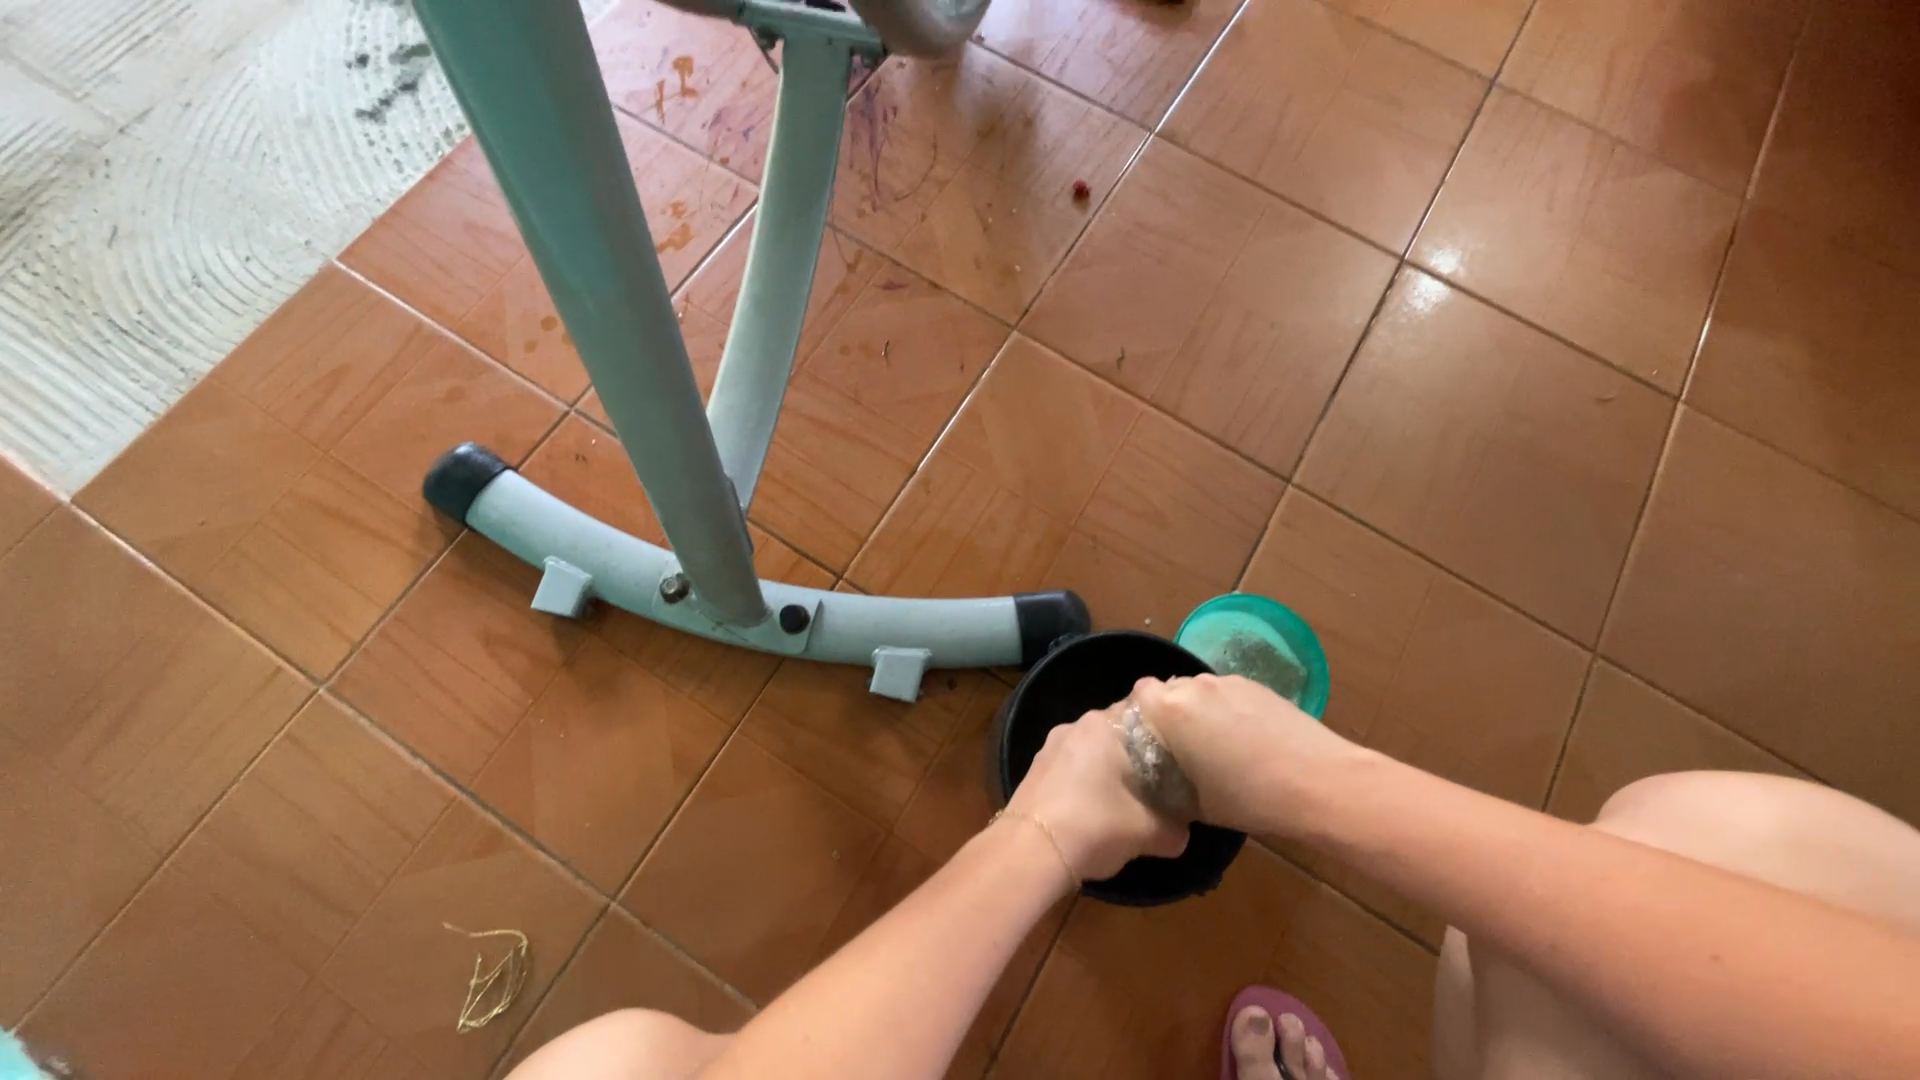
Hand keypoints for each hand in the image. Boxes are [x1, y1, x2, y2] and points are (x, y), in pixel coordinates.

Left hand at [1005, 705, 1188, 881]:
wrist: (1030, 851)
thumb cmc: (1095, 826)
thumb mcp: (1149, 833)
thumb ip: (1174, 828)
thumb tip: (1180, 831)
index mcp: (1104, 725)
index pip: (1145, 713)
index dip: (1166, 734)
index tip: (1181, 757)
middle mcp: (1075, 725)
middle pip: (1117, 733)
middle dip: (1136, 756)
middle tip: (1158, 783)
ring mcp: (1050, 747)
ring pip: (1091, 751)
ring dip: (1107, 771)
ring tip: (1125, 800)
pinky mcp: (1034, 770)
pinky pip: (1070, 769)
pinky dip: (1084, 783)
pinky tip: (1092, 809)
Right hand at [1127, 674, 1362, 836]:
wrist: (1319, 783)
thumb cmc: (1248, 798)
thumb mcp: (1194, 803)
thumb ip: (1167, 780)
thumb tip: (1161, 777)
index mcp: (1170, 710)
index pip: (1139, 694)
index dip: (1143, 716)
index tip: (1152, 742)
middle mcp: (1195, 686)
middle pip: (1170, 690)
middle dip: (1171, 713)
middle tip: (1182, 747)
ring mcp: (1229, 683)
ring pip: (1200, 691)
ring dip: (1200, 711)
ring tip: (1217, 744)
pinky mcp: (1258, 686)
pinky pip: (1228, 694)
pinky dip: (1228, 710)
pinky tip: (1246, 740)